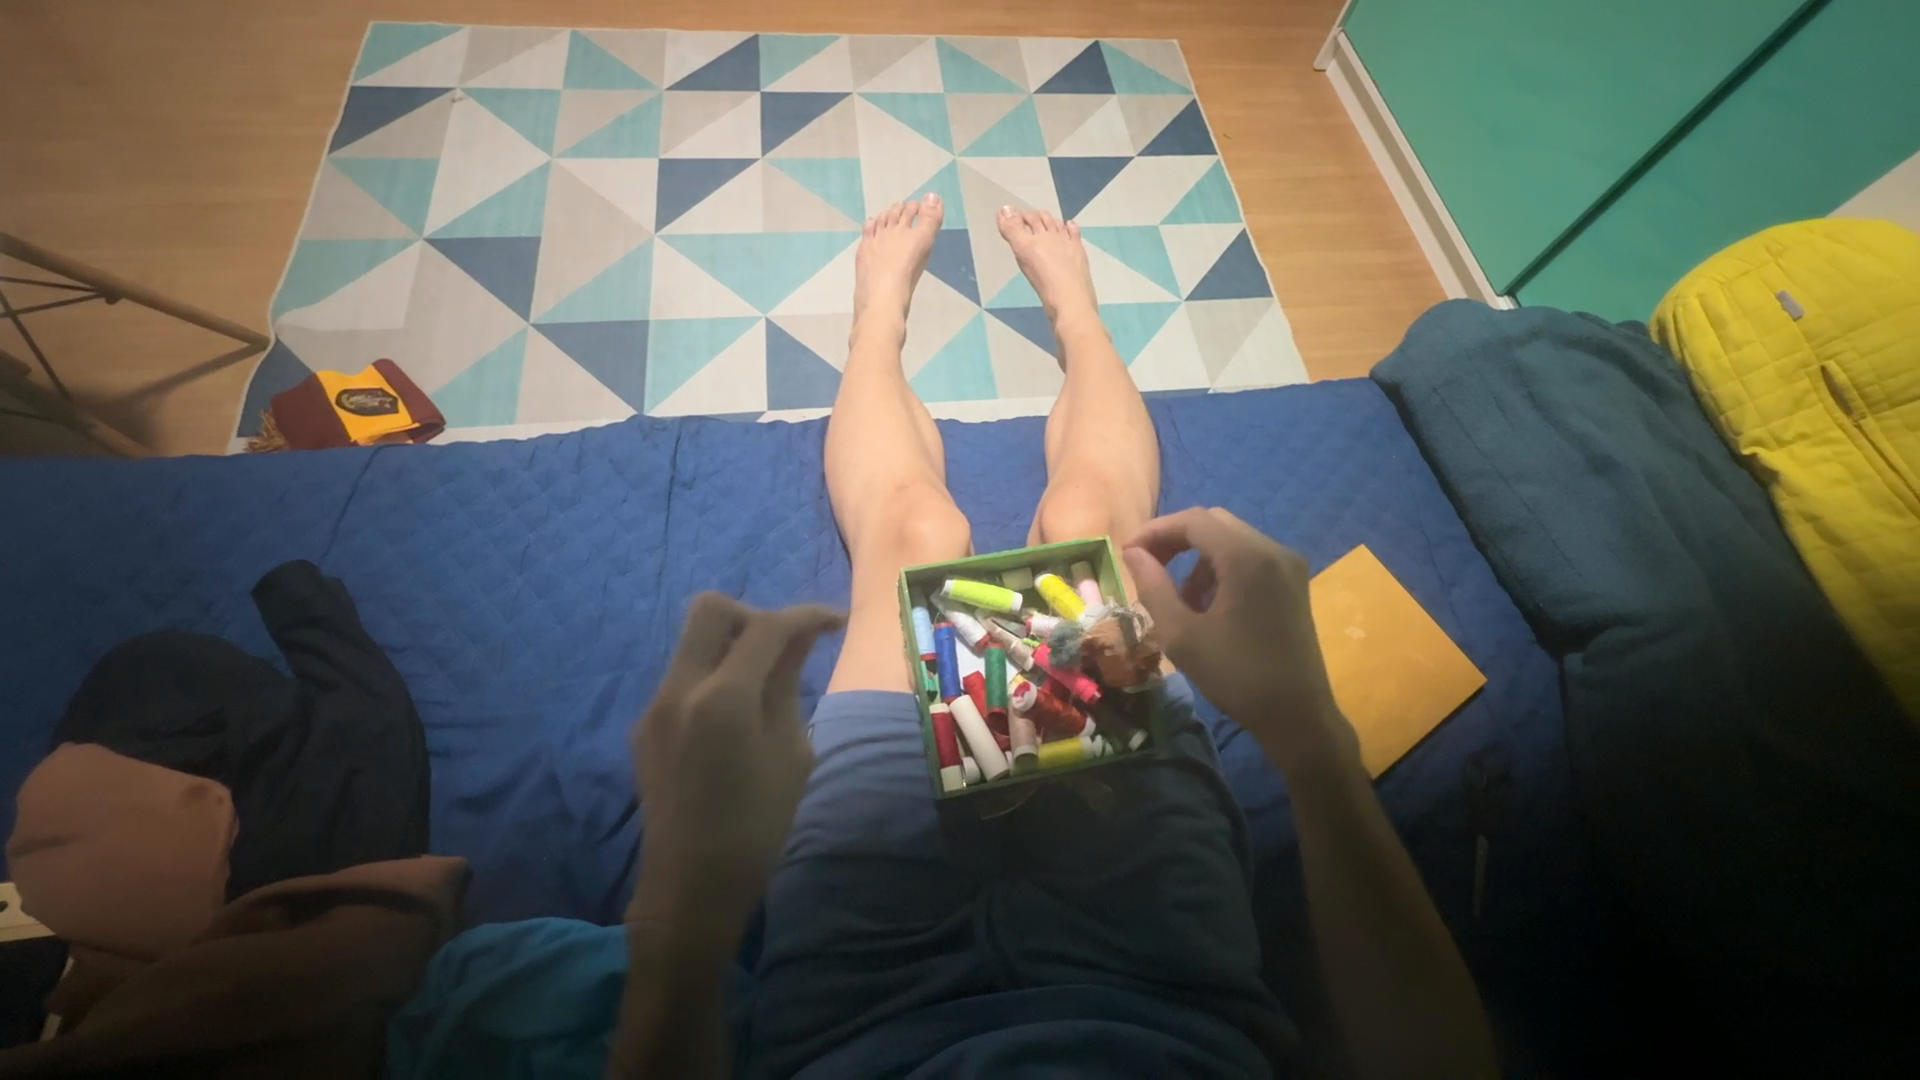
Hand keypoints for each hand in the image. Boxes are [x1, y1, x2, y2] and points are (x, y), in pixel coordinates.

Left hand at [630, 593, 843, 926]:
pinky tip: (735, 716)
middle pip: (711, 609)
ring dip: (733, 644)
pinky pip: (683, 674)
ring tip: (765, 684)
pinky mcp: (645, 725)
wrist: (690, 888)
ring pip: (693, 640)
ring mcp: (654, 705)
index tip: (835, 623)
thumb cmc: (757, 826)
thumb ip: (788, 685)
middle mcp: (679, 688)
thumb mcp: (791, 753)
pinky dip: (714, 673)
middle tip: (785, 648)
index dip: (808, 615)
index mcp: (722, 698)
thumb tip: (799, 639)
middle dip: (756, 615)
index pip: (767, 626)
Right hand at [1122, 507, 1357, 775]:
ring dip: (1196, 557)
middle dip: (1175, 539)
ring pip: (1231, 539)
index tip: (1126, 554)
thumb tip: (1132, 554)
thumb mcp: (1181, 635)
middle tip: (1146, 567)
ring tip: (1176, 597)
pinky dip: (1220, 568)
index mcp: (1246, 558)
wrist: (1297, 716)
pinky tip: (1207, 604)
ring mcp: (1288, 565)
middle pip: (1213, 522)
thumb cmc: (1235, 677)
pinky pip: (1249, 557)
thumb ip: (1152, 587)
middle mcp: (1272, 550)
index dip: (1154, 531)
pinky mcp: (1293, 582)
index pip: (1193, 521)